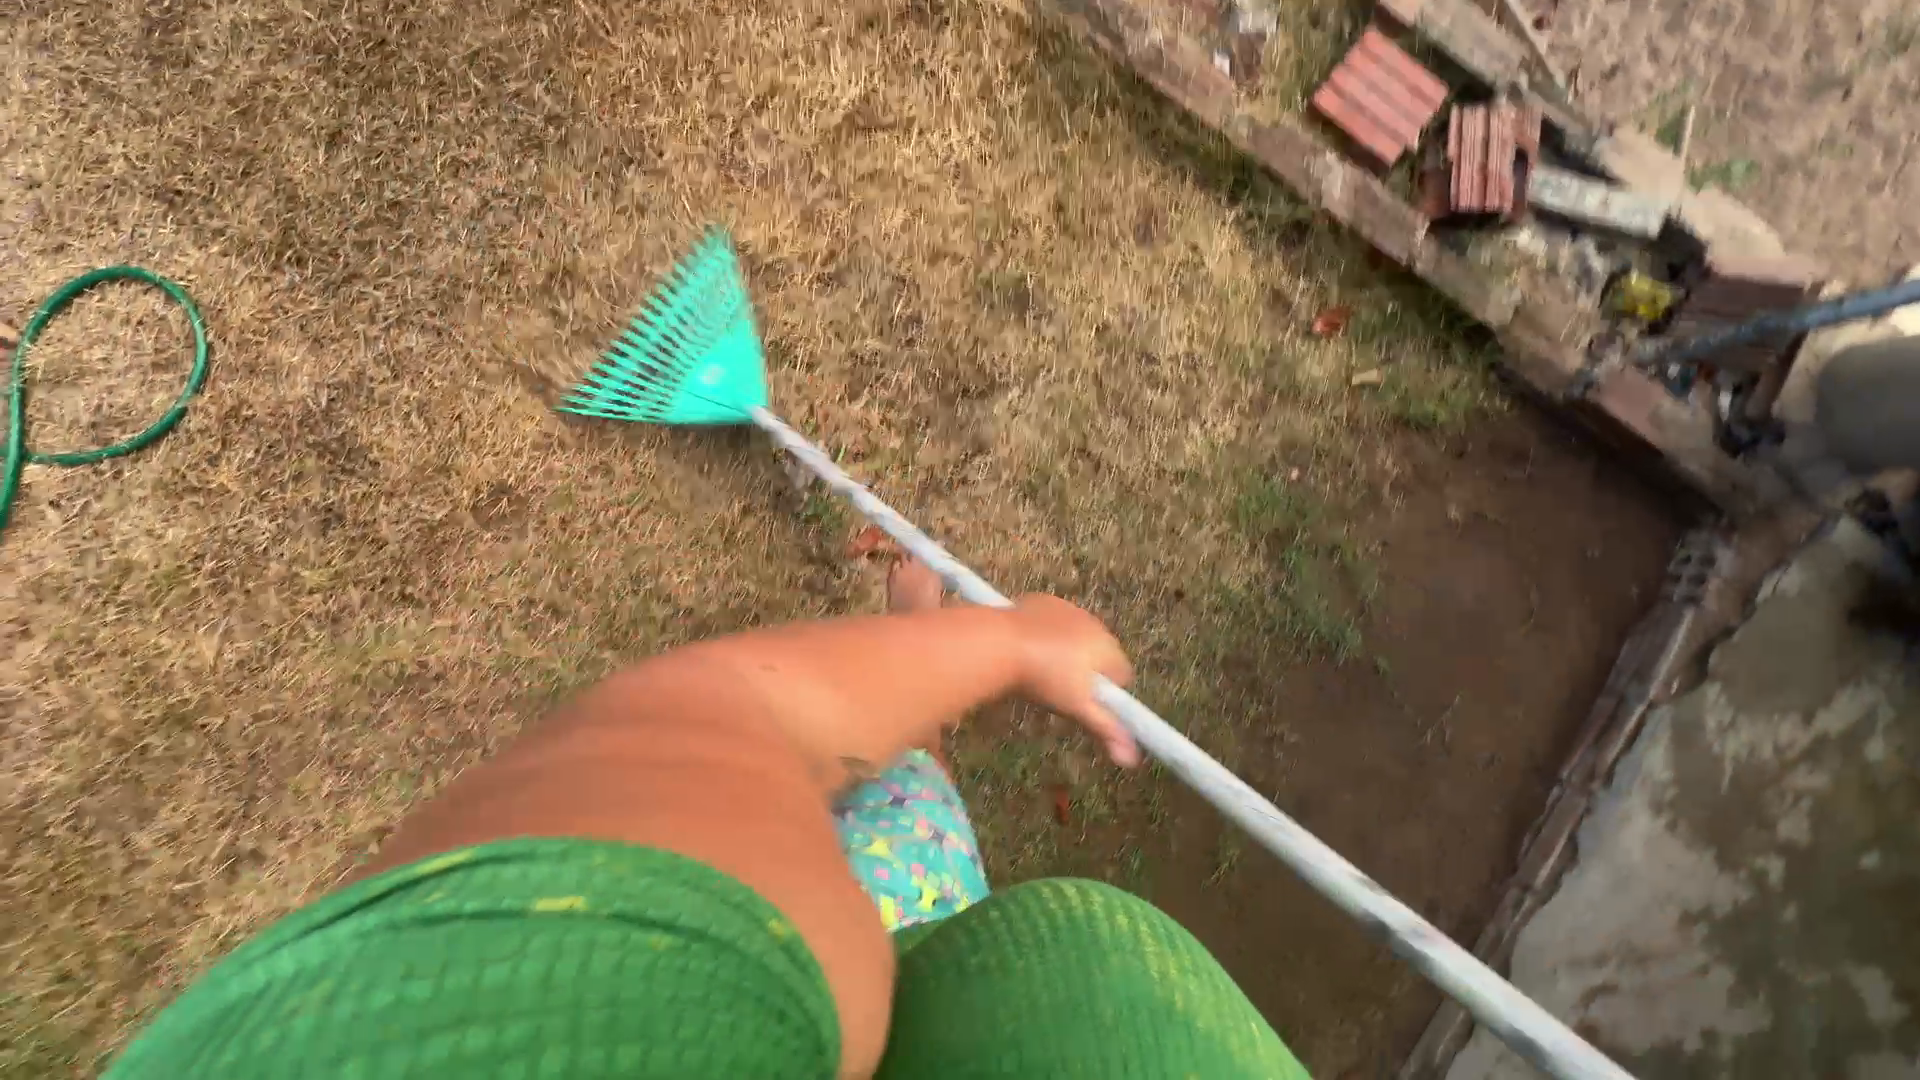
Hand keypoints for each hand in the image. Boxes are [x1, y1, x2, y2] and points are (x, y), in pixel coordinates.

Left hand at [1005, 595, 1139, 766]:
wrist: (1000, 643)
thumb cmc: (1043, 677)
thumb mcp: (1076, 706)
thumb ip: (1106, 728)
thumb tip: (1132, 759)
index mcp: (1107, 646)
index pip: (1123, 673)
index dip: (1108, 692)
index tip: (1089, 703)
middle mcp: (1093, 623)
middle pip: (1100, 653)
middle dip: (1087, 671)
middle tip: (1061, 689)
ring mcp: (1067, 609)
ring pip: (1076, 637)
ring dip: (1067, 651)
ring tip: (1041, 670)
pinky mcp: (1043, 602)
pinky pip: (1054, 622)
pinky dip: (1047, 634)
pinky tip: (1028, 649)